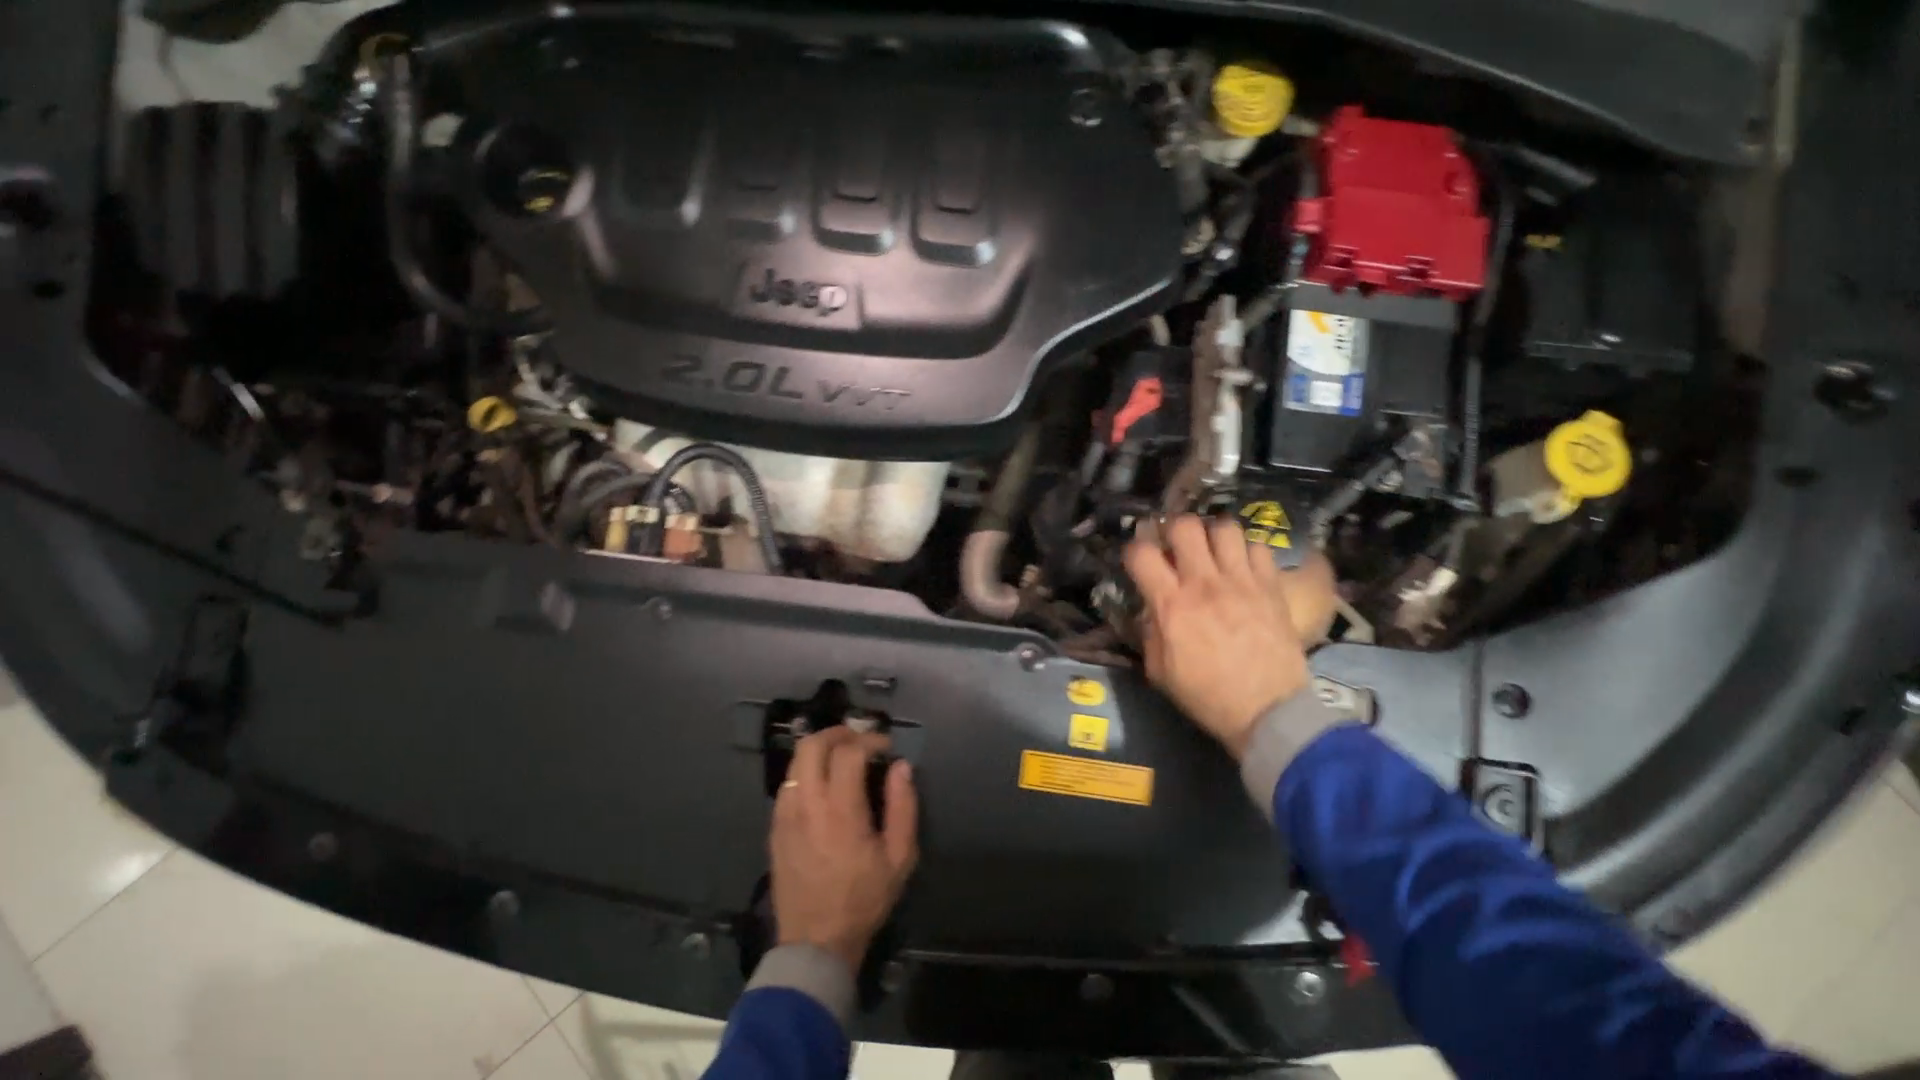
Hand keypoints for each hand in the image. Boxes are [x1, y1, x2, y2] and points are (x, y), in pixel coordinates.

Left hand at [770, 728, 918, 973]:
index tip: (886, 747)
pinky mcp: (775, 828)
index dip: (869, 740)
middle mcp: (807, 804)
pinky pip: (788, 785)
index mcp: (840, 810)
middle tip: (859, 740)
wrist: (815, 941)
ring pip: (795, 762)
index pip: (848, 752)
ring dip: (819, 750)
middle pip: (811, 745)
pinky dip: (806, 773)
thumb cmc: (863, 900)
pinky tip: (822, 787)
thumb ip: (903, 807)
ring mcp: (785, 815)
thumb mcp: (899, 858)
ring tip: (841, 758)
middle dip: (837, 733)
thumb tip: (901, 768)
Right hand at [1124, 516, 1337, 758]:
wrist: (1268, 712)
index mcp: (1171, 605)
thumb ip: (1150, 633)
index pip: (1140, 552)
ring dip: (1213, 536)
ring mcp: (1242, 580)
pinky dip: (1247, 551)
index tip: (1140, 562)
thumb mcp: (1160, 672)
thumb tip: (1152, 609)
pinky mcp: (1272, 585)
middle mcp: (1205, 583)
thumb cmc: (1208, 697)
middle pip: (1184, 525)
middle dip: (1175, 531)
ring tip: (1214, 552)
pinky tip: (1244, 568)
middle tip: (1178, 548)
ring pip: (1224, 527)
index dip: (1135, 551)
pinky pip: (1259, 546)